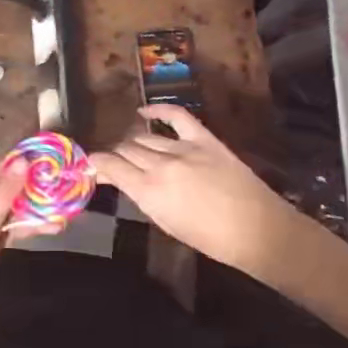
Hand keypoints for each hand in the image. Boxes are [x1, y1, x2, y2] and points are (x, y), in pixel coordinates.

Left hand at [0, 161, 55, 313]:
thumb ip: (6, 192)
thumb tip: (23, 160)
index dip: (23, 167)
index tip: (52, 163)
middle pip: (7, 191)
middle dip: (34, 191)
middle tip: (65, 187)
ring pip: (13, 211)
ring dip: (36, 211)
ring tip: (66, 210)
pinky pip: (12, 228)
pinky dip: (29, 227)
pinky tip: (53, 226)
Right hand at [89, 105, 293, 278]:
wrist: (256, 229)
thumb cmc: (208, 237)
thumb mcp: (164, 222)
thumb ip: (142, 197)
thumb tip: (126, 181)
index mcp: (148, 190)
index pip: (110, 166)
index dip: (96, 164)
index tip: (91, 166)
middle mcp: (160, 165)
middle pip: (126, 149)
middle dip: (115, 155)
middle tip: (114, 163)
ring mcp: (183, 148)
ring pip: (145, 137)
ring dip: (133, 142)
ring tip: (130, 149)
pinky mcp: (205, 139)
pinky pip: (177, 116)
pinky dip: (158, 110)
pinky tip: (144, 112)